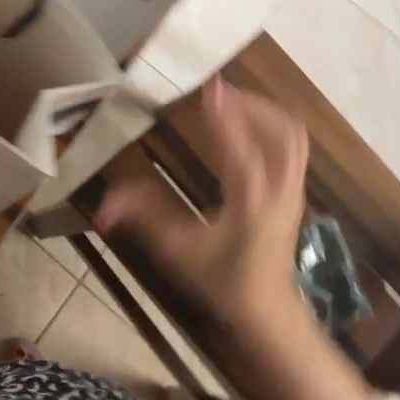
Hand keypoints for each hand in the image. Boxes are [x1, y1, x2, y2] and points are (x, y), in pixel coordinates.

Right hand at [95, 77, 311, 339]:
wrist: (267, 310)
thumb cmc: (221, 280)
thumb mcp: (177, 251)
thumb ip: (143, 219)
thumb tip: (103, 207)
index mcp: (250, 202)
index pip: (242, 150)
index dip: (227, 116)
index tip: (209, 89)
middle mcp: (278, 190)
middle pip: (280, 133)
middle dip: (251, 104)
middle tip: (218, 91)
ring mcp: (293, 190)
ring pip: (292, 135)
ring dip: (264, 111)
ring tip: (233, 100)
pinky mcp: (296, 191)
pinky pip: (293, 146)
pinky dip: (273, 125)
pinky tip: (249, 122)